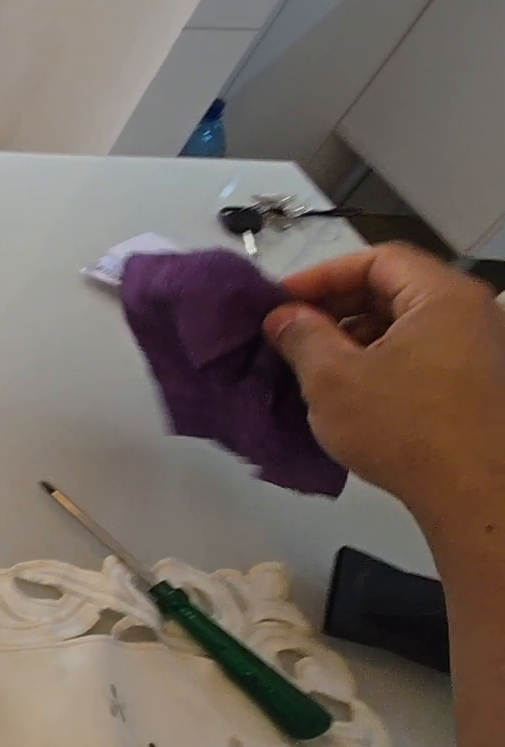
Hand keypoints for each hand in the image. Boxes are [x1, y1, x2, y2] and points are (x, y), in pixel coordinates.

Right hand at [265, 243, 504, 530]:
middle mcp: (467, 311)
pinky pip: (412, 347)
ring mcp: (473, 345)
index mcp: (441, 299)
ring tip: (301, 363)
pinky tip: (337, 384)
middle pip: (390, 287)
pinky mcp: (469, 376)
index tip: (276, 305)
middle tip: (281, 334)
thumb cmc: (401, 424)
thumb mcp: (332, 377)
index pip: (378, 260)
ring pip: (398, 320)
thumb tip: (282, 315)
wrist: (473, 483)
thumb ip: (302, 337)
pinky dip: (369, 355)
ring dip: (345, 333)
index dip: (321, 276)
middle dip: (330, 306)